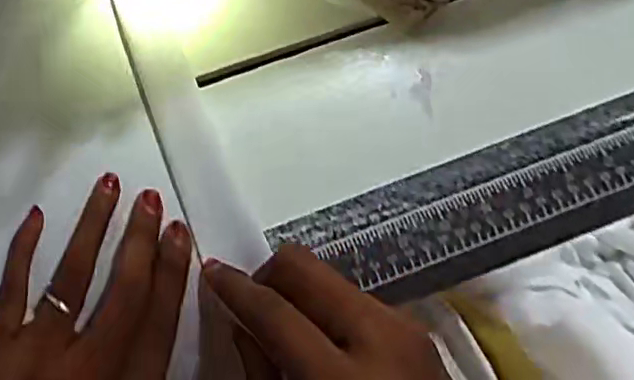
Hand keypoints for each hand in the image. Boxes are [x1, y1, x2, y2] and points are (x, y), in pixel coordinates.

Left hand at [0, 174, 194, 379]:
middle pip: (120, 294)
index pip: (155, 326)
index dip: (171, 276)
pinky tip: (36, 215)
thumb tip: (171, 357)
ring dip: (92, 228)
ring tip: (107, 185)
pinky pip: (12, 289)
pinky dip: (22, 250)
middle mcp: (82, 368)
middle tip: (149, 198)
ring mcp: (36, 352)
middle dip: (138, 242)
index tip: (179, 233)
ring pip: (71, 276)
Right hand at [201, 245, 447, 378]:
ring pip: (328, 277)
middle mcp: (383, 339)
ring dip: (300, 294)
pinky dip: (330, 310)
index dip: (235, 287)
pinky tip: (326, 344)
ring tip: (291, 330)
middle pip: (300, 266)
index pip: (273, 308)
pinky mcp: (421, 335)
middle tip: (253, 305)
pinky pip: (356, 300)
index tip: (212, 272)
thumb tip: (242, 324)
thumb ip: (262, 373)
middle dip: (267, 277)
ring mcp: (409, 332)